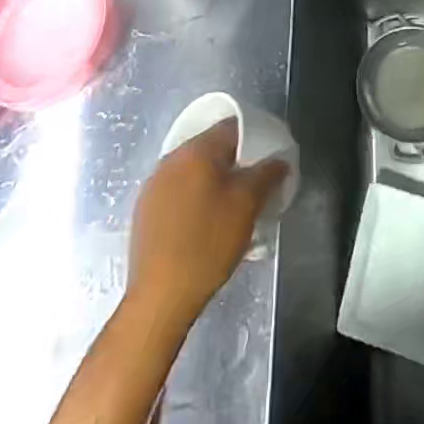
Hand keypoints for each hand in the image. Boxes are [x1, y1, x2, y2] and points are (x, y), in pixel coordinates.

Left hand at [129, 118, 287, 320]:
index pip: (231, 127)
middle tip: (257, 181)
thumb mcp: (248, 204)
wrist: (160, 296)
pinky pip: (179, 190)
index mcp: (195, 151)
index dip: (256, 137)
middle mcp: (169, 160)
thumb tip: (279, 160)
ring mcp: (153, 186)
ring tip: (235, 203)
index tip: (271, 155)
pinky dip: (197, 196)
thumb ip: (268, 173)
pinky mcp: (145, 211)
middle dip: (237, 160)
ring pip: (194, 170)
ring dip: (216, 179)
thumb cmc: (209, 242)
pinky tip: (208, 220)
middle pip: (211, 147)